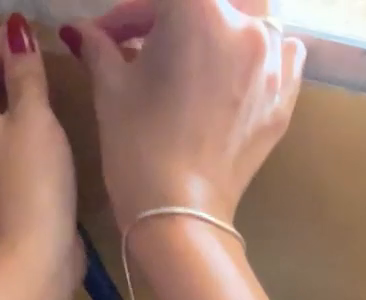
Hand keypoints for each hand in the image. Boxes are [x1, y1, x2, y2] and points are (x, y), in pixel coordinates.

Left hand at [0, 15, 79, 283]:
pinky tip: (52, 138)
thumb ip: (25, 71)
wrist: (34, 256)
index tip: (22, 43)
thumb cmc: (29, 180)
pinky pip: (6, 154)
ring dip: (16, 107)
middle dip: (2, 74)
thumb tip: (16, 31)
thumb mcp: (33, 115)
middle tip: (39, 67)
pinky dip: (24, 138)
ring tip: (50, 97)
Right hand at [63, 0, 305, 226]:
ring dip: (225, 27)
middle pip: (213, 3)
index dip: (126, 17)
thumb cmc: (137, 148)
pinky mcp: (284, 98)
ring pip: (255, 20)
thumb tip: (81, 32)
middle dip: (180, 16)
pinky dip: (263, 54)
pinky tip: (240, 71)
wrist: (178, 213)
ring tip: (202, 53)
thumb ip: (101, 48)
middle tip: (157, 43)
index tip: (107, 37)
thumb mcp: (112, 91)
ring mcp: (271, 61)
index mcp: (197, 7)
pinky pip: (284, 55)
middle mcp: (244, 23)